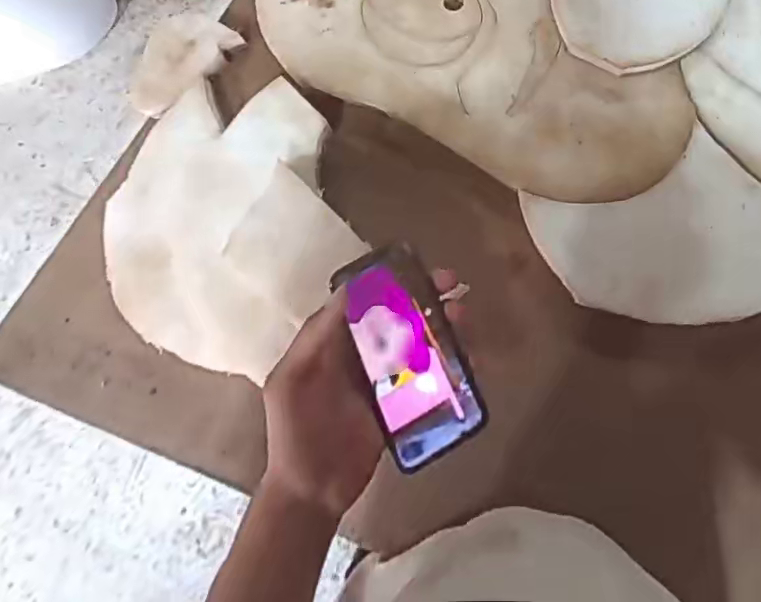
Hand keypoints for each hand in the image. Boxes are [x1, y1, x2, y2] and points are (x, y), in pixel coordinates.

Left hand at [260, 269, 464, 520]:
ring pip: (417, 343)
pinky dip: (449, 365)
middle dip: (424, 297)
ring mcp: (383, 379)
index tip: (416, 268)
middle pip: (397, 316)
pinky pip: (428, 378)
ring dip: (441, 326)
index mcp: (333, 339)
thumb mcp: (292, 378)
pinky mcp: (402, 405)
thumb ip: (316, 335)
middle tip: (452, 284)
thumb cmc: (294, 431)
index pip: (365, 299)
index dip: (391, 280)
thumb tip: (347, 289)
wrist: (310, 493)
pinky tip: (468, 359)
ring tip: (463, 318)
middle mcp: (361, 352)